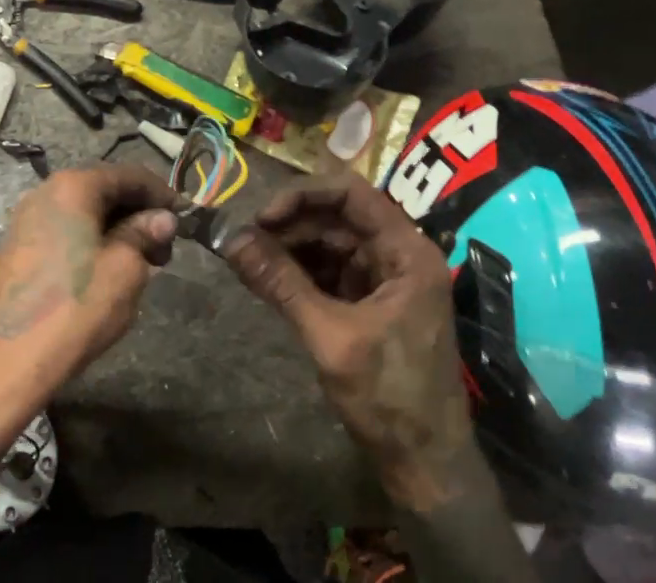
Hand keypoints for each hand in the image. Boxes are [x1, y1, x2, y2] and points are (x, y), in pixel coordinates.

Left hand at [0, 164, 176, 393]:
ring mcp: (27, 218)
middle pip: (103, 190)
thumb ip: (144, 234)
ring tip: (141, 266)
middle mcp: (45, 191)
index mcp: (73, 186)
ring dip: (116, 230)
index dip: (162, 194)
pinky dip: (92, 241)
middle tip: (165, 252)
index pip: (128, 175)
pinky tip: (107, 271)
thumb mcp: (125, 268)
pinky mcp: (19, 245)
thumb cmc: (76, 306)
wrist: (10, 354)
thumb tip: (162, 218)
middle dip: (138, 214)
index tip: (186, 219)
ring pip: (84, 212)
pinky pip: (65, 231)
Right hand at [223, 172, 472, 510]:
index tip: (262, 217)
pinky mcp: (367, 304)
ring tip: (247, 262)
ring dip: (288, 248)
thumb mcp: (330, 334)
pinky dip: (296, 272)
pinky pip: (327, 271)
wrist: (425, 461)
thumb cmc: (389, 394)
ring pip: (328, 244)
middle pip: (336, 218)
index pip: (352, 195)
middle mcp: (397, 257)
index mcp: (406, 254)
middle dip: (289, 225)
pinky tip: (266, 280)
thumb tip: (230, 240)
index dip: (303, 196)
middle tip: (244, 243)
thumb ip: (280, 282)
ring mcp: (383, 281)